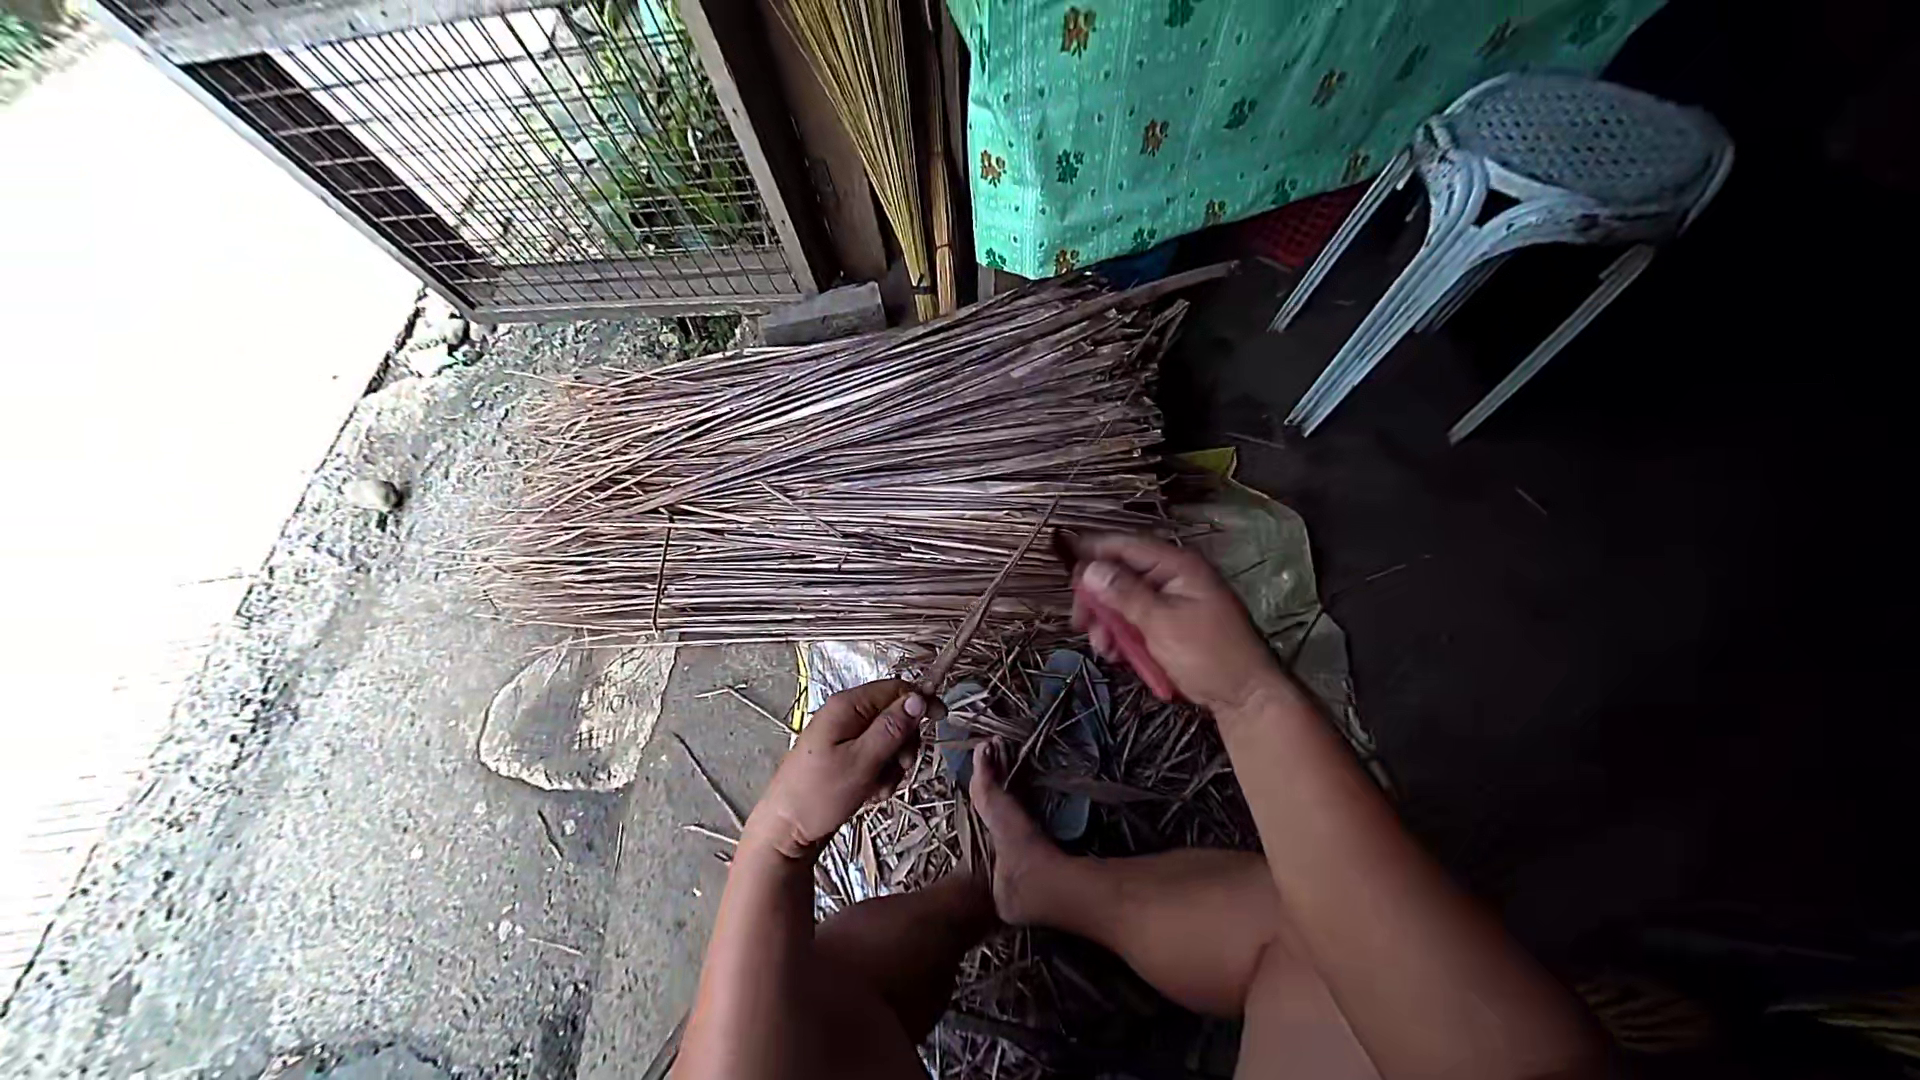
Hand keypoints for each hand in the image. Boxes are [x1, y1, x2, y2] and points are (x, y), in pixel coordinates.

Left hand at [744, 679, 926, 860]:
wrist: (784, 832)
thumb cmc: (819, 795)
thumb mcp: (862, 761)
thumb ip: (892, 728)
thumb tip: (917, 698)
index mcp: (847, 706)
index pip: (895, 688)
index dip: (920, 702)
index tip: (941, 720)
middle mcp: (846, 714)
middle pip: (894, 714)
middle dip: (905, 742)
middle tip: (900, 767)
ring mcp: (844, 736)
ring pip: (889, 739)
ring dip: (893, 764)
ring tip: (879, 787)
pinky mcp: (844, 756)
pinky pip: (875, 757)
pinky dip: (880, 774)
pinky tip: (871, 793)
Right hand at [1067, 532, 1290, 714]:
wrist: (1245, 697)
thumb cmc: (1208, 654)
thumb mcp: (1161, 622)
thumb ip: (1123, 593)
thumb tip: (1089, 568)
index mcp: (1177, 566)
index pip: (1126, 546)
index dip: (1094, 552)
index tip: (1066, 567)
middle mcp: (1172, 578)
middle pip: (1120, 576)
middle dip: (1098, 599)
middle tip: (1080, 621)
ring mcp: (1170, 602)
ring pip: (1122, 602)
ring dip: (1107, 624)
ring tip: (1104, 648)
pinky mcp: (1167, 626)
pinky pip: (1134, 622)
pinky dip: (1121, 636)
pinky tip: (1116, 654)